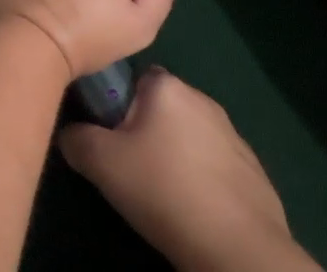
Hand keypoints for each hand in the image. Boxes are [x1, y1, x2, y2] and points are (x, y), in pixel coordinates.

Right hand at [59, 68, 319, 271]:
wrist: (237, 247)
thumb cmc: (162, 189)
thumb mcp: (98, 161)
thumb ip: (74, 136)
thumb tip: (72, 135)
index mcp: (167, 86)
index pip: (132, 78)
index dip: (116, 104)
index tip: (108, 134)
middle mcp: (203, 100)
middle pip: (160, 107)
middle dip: (144, 130)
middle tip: (126, 165)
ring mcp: (234, 136)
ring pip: (188, 136)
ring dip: (173, 154)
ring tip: (159, 191)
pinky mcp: (254, 171)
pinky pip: (213, 165)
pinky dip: (199, 179)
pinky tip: (190, 207)